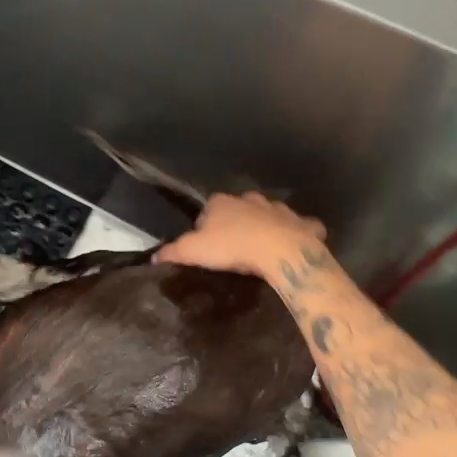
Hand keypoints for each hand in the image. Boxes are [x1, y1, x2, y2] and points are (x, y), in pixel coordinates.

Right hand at [155, 193, 327, 279]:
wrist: (281, 252)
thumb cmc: (232, 247)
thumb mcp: (192, 251)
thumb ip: (172, 252)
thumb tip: (153, 257)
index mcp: (222, 202)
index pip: (207, 211)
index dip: (205, 227)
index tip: (206, 246)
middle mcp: (251, 199)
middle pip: (239, 210)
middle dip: (236, 223)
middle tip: (232, 248)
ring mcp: (280, 210)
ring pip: (269, 215)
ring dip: (264, 226)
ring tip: (259, 248)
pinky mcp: (303, 224)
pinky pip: (300, 227)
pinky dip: (297, 233)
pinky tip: (293, 246)